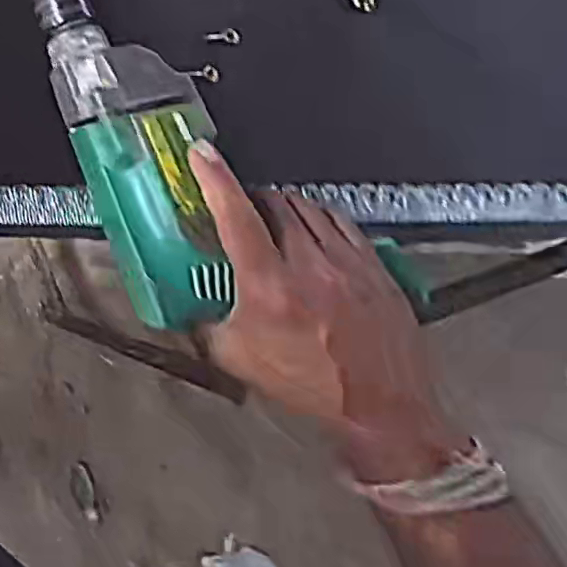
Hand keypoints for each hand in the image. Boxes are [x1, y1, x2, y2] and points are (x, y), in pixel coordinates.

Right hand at [187, 140, 466, 480]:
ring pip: (311, 209)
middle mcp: (312, 269)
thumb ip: (203, 319)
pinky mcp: (378, 274)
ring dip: (283, 204)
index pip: (236, 216)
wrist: (385, 413)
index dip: (215, 179)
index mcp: (269, 286)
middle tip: (236, 202)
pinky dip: (319, 218)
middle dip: (250, 194)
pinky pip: (344, 226)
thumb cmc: (306, 384)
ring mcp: (351, 268)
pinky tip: (310, 231)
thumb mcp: (234, 354)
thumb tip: (180, 301)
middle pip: (277, 203)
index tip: (201, 153)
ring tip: (270, 215)